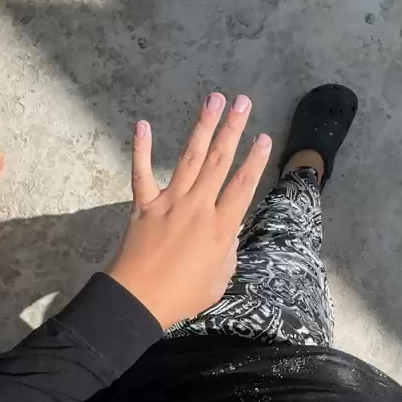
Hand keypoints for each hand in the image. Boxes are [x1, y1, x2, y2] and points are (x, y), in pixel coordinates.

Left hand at [107, 92, 270, 327]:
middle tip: (243, 102)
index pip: (243, 185)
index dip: (255, 160)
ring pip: (190, 158)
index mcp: (221, 227)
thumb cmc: (182, 297)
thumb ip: (227, 253)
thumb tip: (227, 234)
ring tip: (214, 100)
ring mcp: (170, 202)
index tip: (263, 137)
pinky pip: (141, 173)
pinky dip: (142, 149)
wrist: (138, 301)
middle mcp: (198, 207)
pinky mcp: (144, 205)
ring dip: (203, 127)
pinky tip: (143, 125)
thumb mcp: (219, 280)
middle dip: (233, 129)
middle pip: (219, 161)